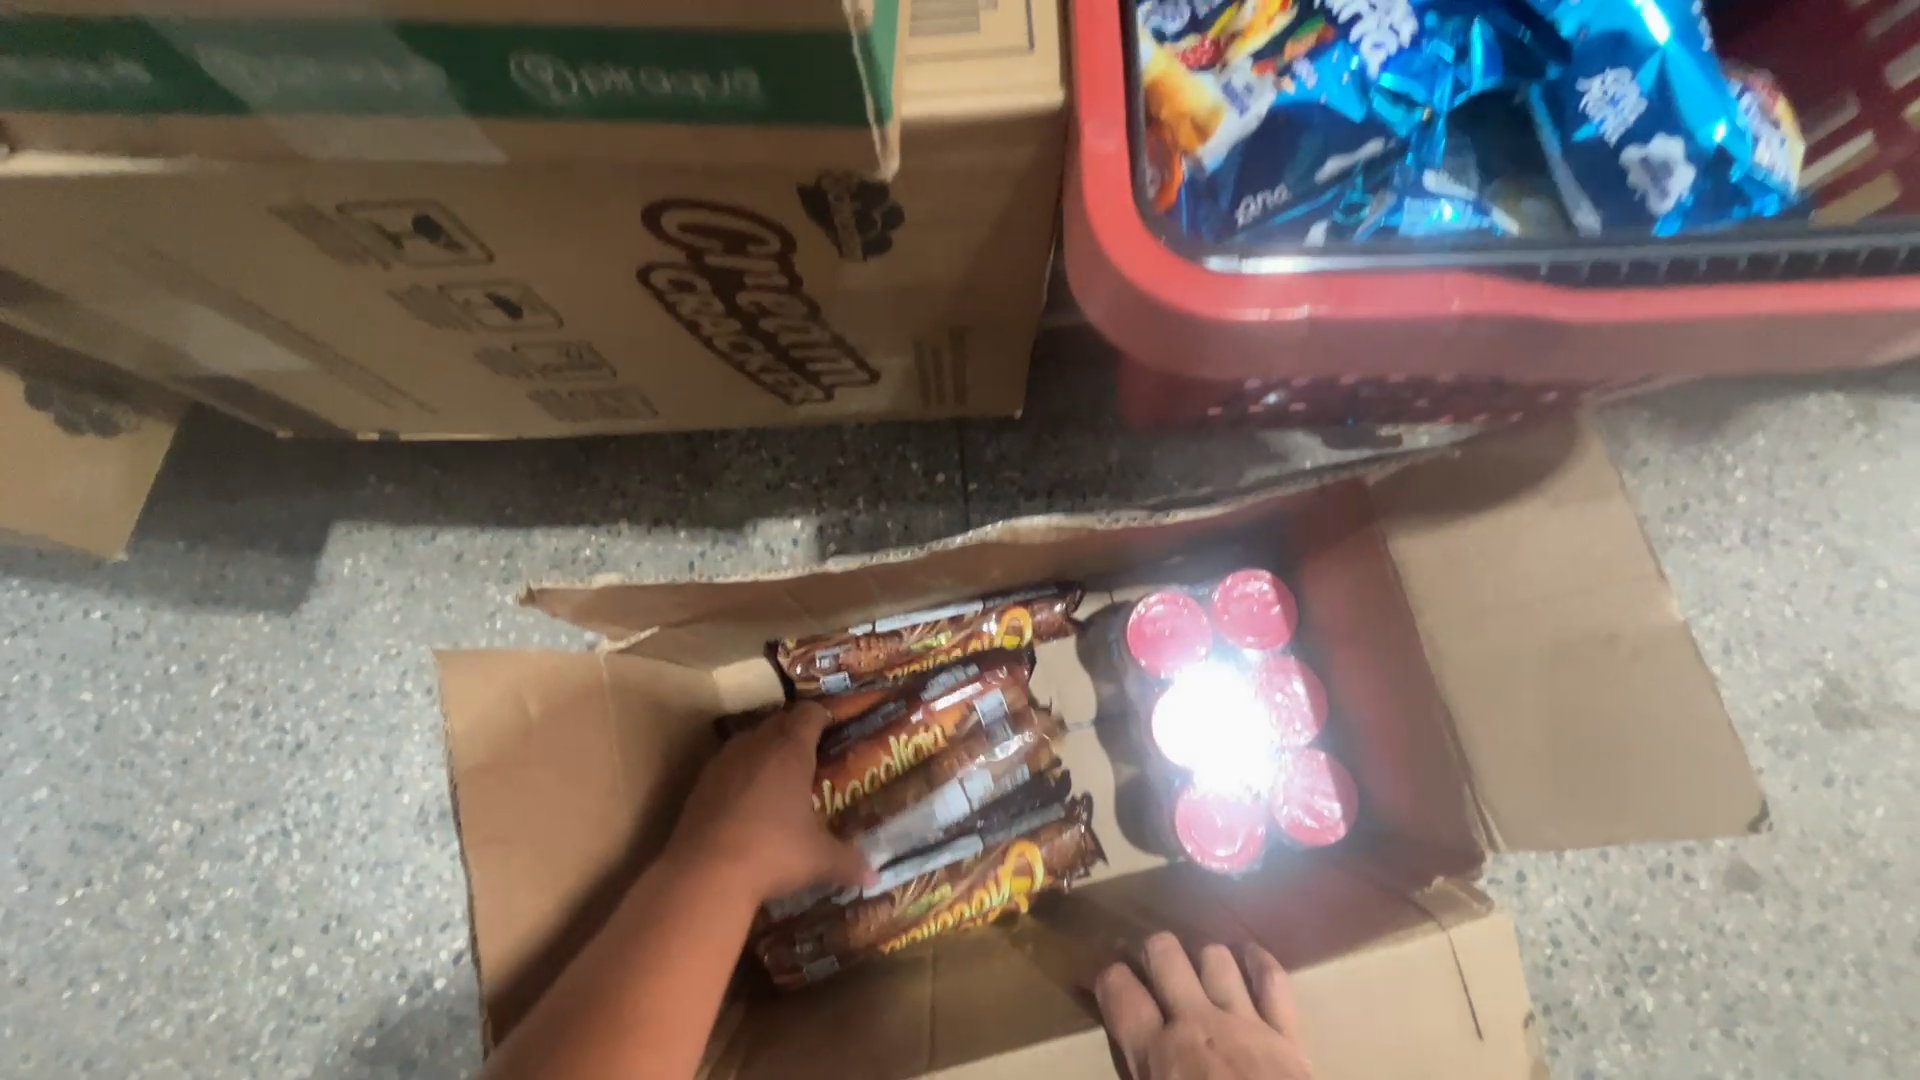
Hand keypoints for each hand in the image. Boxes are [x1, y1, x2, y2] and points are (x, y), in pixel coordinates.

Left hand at [665, 701, 873, 902]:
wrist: (704, 873)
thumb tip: (874, 877)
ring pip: (750, 740)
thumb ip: (847, 862)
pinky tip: (746, 801)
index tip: (832, 729)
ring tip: (779, 777)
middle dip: (795, 732)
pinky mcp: (701, 782)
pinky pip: (728, 763)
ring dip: (766, 750)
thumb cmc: (772, 853)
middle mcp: (757, 745)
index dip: (822, 717)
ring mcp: (724, 761)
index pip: (810, 713)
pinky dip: (741, 772)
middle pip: (779, 721)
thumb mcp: (817, 859)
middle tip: (811, 755)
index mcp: (791, 750)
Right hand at [1095, 933, 1312, 1079]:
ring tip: (1198, 975)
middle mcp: (1194, 1024)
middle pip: (1164, 953)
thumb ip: (1140, 1079)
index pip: (1118, 988)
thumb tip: (1134, 1066)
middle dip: (1153, 954)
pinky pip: (1272, 981)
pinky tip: (1248, 959)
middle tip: (1153, 975)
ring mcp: (1244, 1024)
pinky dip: (1258, 963)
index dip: (1108, 979)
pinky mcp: (1288, 1037)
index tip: (1108, 986)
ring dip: (1201, 961)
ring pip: (1214, 957)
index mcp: (1155, 1055)